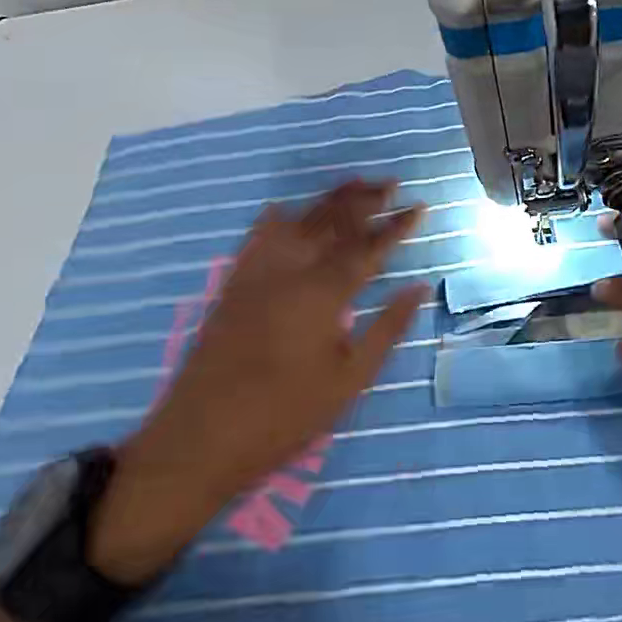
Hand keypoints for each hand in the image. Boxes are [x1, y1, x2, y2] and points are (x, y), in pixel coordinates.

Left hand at [89, 181, 427, 581]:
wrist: (201, 438)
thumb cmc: (287, 414)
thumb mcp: (350, 379)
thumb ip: (387, 328)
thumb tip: (418, 287)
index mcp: (324, 293)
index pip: (368, 248)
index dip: (396, 226)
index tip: (419, 207)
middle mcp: (290, 270)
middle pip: (333, 223)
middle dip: (364, 200)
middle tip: (390, 183)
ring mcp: (256, 274)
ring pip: (298, 222)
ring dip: (327, 201)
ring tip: (352, 183)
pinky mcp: (232, 286)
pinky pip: (255, 238)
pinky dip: (275, 218)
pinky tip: (283, 209)